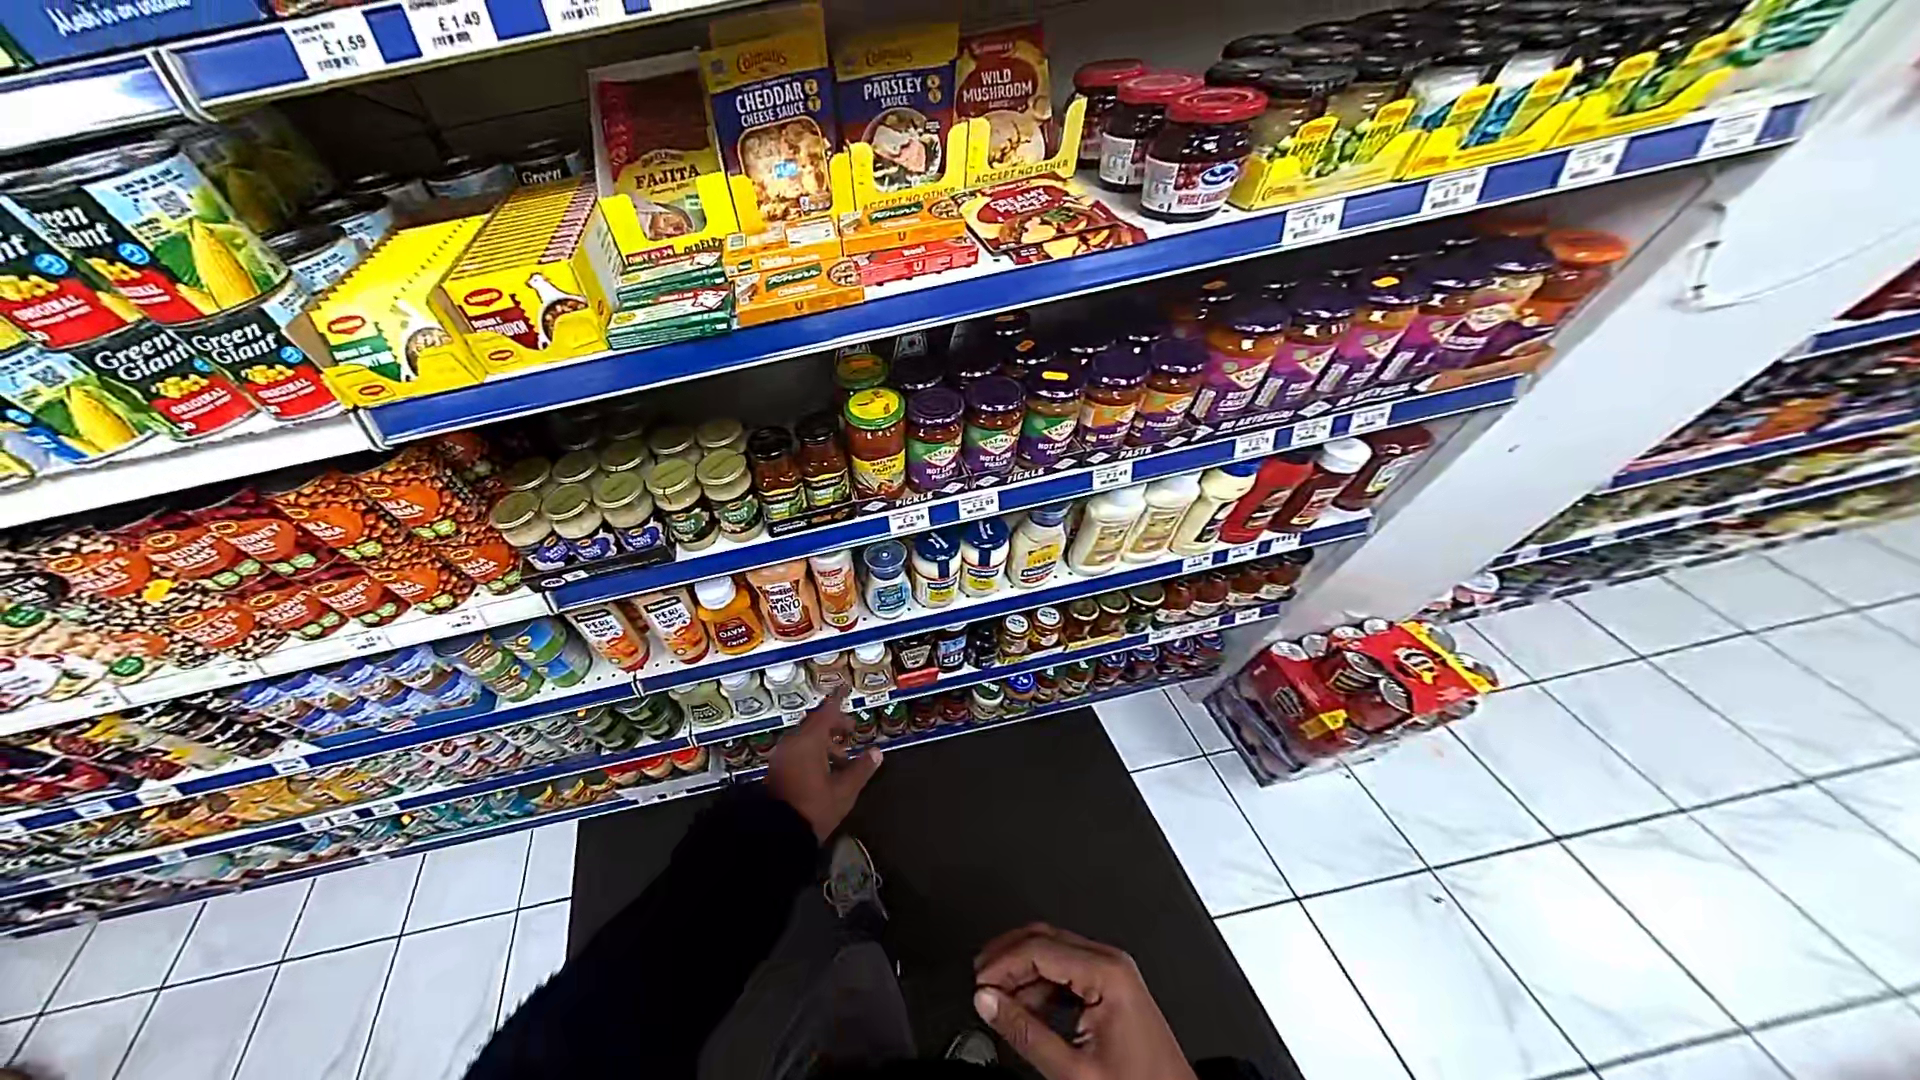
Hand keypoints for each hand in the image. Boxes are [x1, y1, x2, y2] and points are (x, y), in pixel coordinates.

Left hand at [767, 702, 881, 842]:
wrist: (775, 835)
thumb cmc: (813, 808)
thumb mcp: (844, 790)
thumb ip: (861, 768)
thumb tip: (876, 752)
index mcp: (808, 741)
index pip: (826, 712)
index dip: (838, 701)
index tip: (846, 690)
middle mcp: (792, 743)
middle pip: (815, 724)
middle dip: (834, 725)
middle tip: (852, 731)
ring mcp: (782, 756)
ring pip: (806, 738)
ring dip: (824, 742)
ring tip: (843, 758)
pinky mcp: (777, 770)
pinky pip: (798, 750)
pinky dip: (813, 752)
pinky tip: (826, 770)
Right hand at [973, 923, 1195, 1079]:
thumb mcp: (1073, 1071)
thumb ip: (1025, 1033)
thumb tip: (989, 1001)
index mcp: (1106, 972)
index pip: (1039, 948)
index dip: (1002, 962)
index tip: (979, 983)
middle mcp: (1110, 961)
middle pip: (1045, 939)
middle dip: (1007, 957)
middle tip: (980, 981)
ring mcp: (1113, 970)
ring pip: (1054, 950)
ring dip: (1021, 969)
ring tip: (996, 997)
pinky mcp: (1111, 983)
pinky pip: (1067, 968)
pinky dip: (1040, 981)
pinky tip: (1023, 1005)